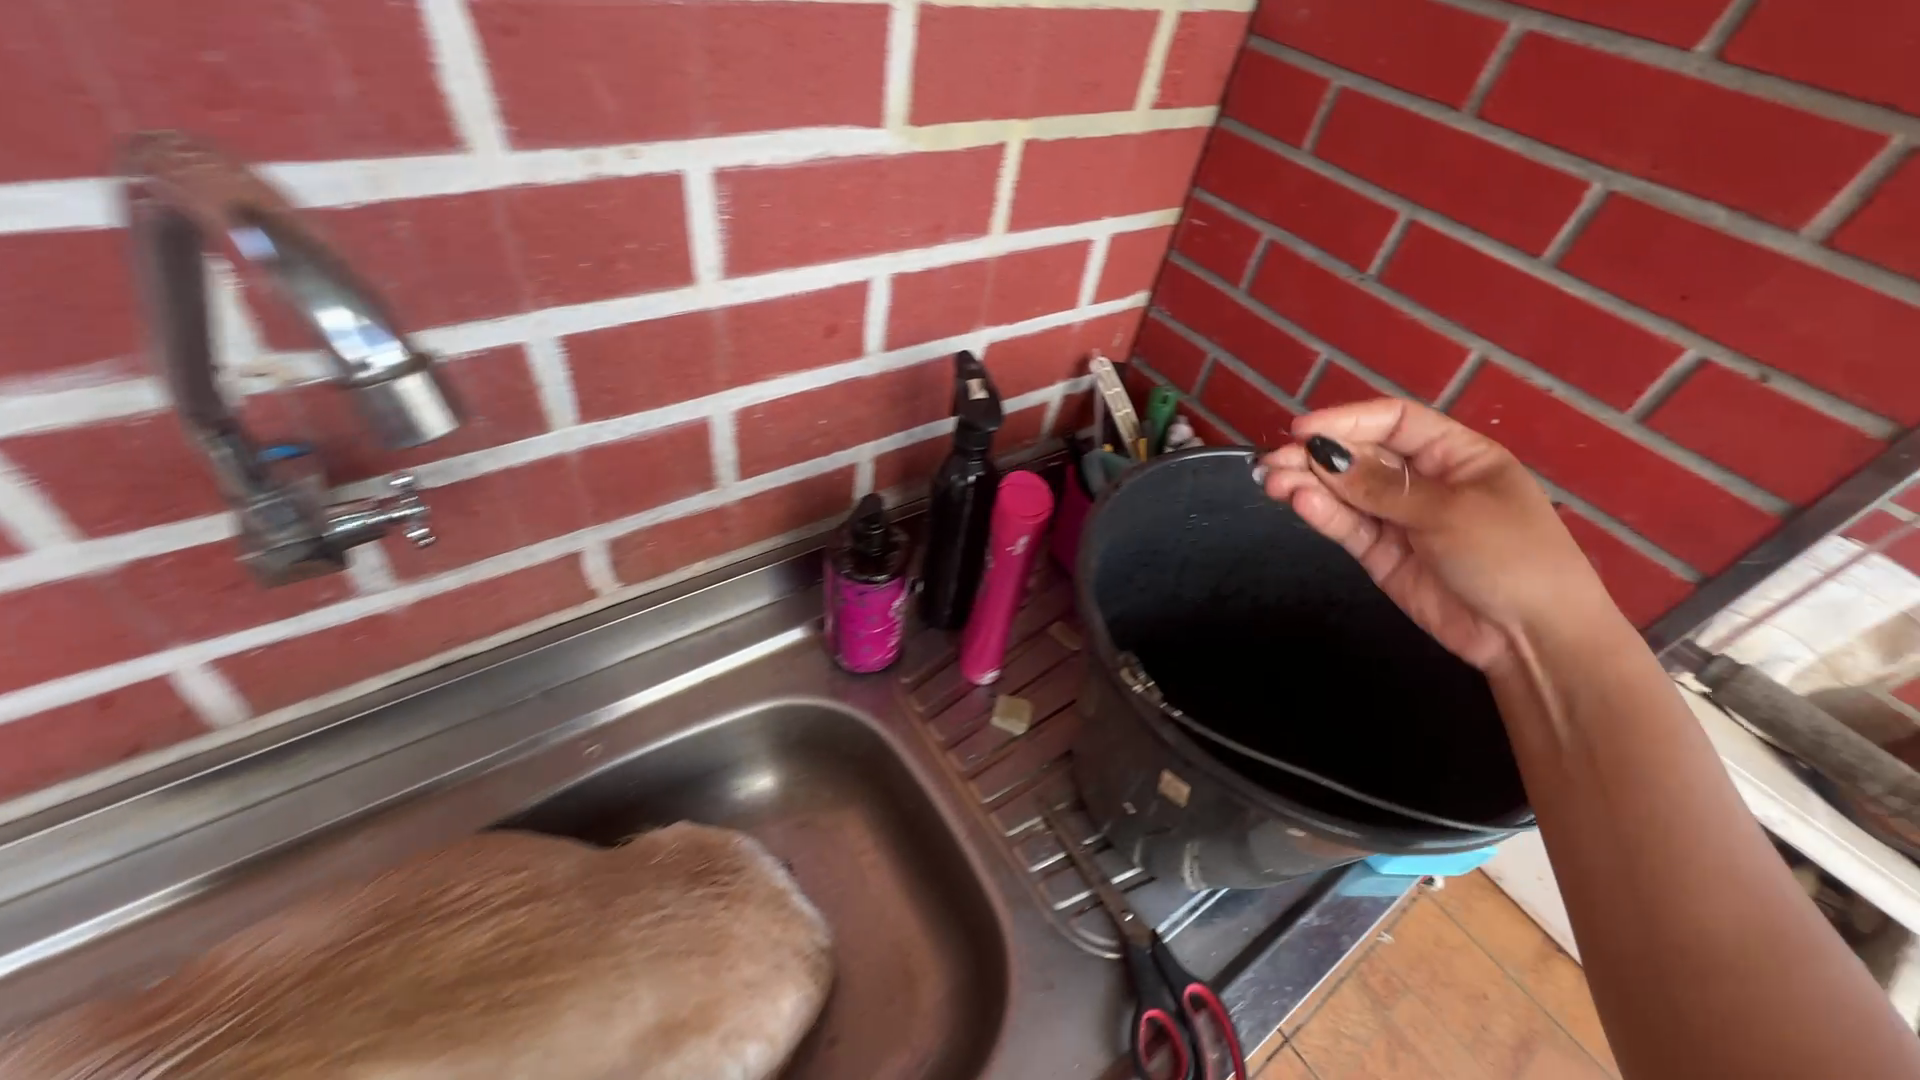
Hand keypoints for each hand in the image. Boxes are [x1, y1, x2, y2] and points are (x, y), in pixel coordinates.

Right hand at [1259, 398, 1617, 670]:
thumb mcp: (1450, 511)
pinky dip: (1321, 514)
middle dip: (1318, 455)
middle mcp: (1424, 481)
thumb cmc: (1510, 555)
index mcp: (1456, 455)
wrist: (1531, 637)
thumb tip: (1324, 456)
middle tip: (1274, 460)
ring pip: (1345, 492)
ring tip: (1272, 481)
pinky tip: (1298, 502)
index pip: (1395, 422)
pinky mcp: (1381, 555)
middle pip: (1361, 456)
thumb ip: (1382, 487)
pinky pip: (1347, 526)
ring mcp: (1399, 519)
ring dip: (1308, 483)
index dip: (1348, 420)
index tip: (1303, 430)